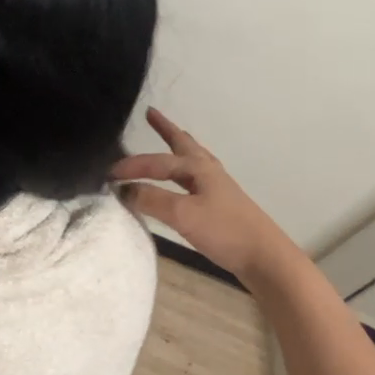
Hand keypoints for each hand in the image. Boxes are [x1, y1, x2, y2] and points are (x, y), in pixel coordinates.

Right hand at [112, 108, 301, 283]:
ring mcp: (218, 188)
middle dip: (166, 129)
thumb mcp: (183, 215)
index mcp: (197, 168)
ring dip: (178, 146)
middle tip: (151, 113)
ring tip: (171, 136)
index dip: (131, 166)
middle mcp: (207, 171)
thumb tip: (121, 190)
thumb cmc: (225, 231)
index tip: (107, 174)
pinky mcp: (223, 205)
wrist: (267, 260)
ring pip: (193, 159)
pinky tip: (185, 181)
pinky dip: (185, 169)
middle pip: (182, 144)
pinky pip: (196, 176)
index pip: (156, 162)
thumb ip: (151, 199)